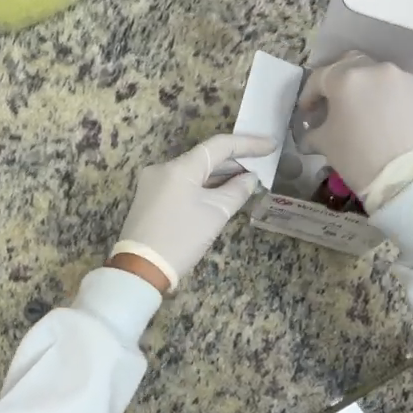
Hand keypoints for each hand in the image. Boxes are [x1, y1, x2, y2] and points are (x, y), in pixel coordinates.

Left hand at [111, 133, 276, 291]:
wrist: (141, 269)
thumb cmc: (181, 239)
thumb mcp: (215, 214)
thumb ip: (237, 191)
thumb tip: (250, 178)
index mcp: (180, 167)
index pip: (220, 145)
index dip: (249, 143)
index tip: (271, 145)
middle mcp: (164, 168)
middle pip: (205, 158)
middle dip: (234, 163)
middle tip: (261, 168)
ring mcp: (154, 184)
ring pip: (193, 173)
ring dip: (219, 177)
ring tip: (246, 182)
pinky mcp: (150, 200)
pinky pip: (182, 185)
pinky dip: (203, 188)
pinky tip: (220, 194)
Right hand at [297, 53, 412, 207]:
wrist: (404, 175)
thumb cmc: (357, 157)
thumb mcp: (325, 144)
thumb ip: (314, 132)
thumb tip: (310, 133)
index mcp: (345, 79)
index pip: (319, 78)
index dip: (309, 95)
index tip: (306, 111)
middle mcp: (372, 69)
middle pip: (348, 65)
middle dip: (337, 81)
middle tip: (332, 102)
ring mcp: (398, 76)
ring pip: (373, 73)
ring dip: (362, 87)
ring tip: (359, 109)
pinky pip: (393, 86)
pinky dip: (383, 95)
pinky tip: (380, 115)